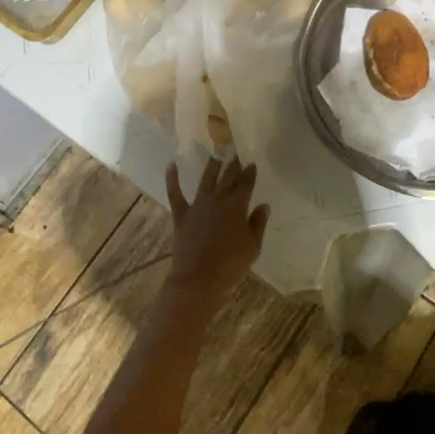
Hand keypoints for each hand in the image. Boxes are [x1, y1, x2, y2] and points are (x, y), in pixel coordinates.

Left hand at [164, 158, 268, 309]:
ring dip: (211, 167)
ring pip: (206, 181)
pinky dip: (172, 178)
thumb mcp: (252, 247)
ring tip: (215, 156)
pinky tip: (171, 164)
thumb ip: (258, 224)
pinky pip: (175, 193)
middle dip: (233, 166)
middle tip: (235, 154)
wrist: (199, 279)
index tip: (252, 164)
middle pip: (227, 179)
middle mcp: (217, 200)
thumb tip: (263, 205)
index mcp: (237, 207)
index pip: (245, 185)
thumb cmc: (231, 265)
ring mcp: (197, 206)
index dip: (249, 173)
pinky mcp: (181, 215)